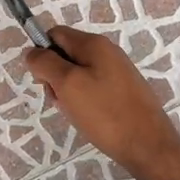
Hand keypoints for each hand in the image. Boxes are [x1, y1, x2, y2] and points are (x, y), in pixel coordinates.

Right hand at [23, 27, 179, 173]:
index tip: (44, 81)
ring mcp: (117, 72)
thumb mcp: (67, 84)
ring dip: (68, 92)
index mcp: (94, 44)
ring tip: (76, 113)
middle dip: (55, 77)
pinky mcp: (123, 91)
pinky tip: (89, 119)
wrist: (148, 146)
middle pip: (66, 54)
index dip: (42, 54)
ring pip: (78, 74)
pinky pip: (93, 88)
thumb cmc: (105, 113)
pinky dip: (84, 101)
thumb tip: (31, 52)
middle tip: (61, 101)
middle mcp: (107, 52)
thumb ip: (45, 63)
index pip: (55, 34)